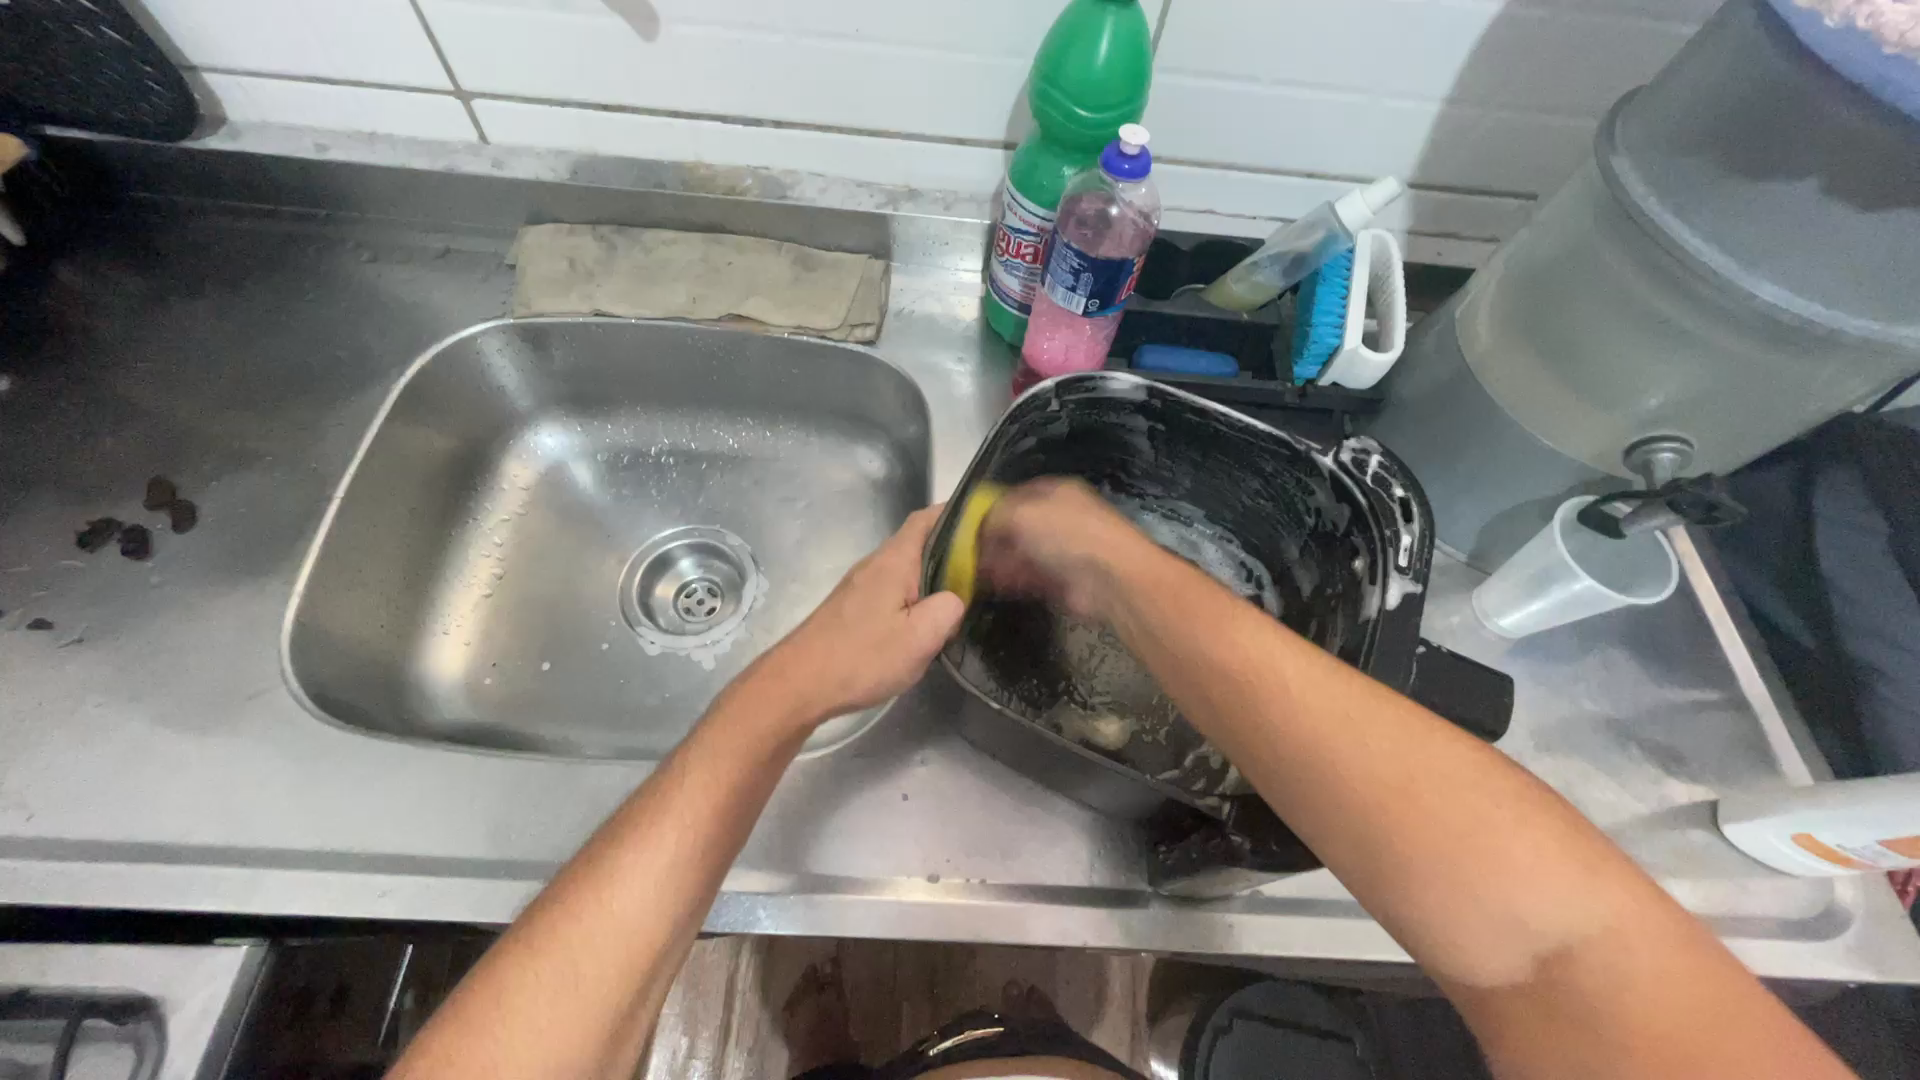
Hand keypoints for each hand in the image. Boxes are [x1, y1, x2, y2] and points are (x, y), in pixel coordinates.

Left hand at [749, 505, 964, 726]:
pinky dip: (915, 597)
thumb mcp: (920, 638)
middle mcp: (875, 564)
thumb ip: (948, 610)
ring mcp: (861, 586)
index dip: (957, 515)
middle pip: (919, 544)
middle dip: (953, 552)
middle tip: (986, 571)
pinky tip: (926, 624)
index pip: (927, 518)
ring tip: (963, 599)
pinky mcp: (853, 608)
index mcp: (894, 561)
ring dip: (934, 578)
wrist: (799, 684)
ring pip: (906, 570)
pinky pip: (893, 591)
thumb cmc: (861, 657)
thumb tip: (954, 600)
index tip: (986, 526)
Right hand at [978, 478, 1160, 619]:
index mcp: (1054, 492)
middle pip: (1015, 526)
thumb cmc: (1067, 534)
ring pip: (1020, 553)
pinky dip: (1009, 579)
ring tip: (968, 571)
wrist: (1110, 579)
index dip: (988, 508)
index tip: (964, 524)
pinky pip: (1028, 577)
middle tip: (961, 552)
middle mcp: (1058, 518)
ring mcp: (1060, 550)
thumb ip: (993, 516)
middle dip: (989, 539)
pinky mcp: (1060, 581)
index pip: (1013, 495)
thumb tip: (977, 525)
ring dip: (996, 561)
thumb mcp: (1022, 513)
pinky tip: (988, 585)